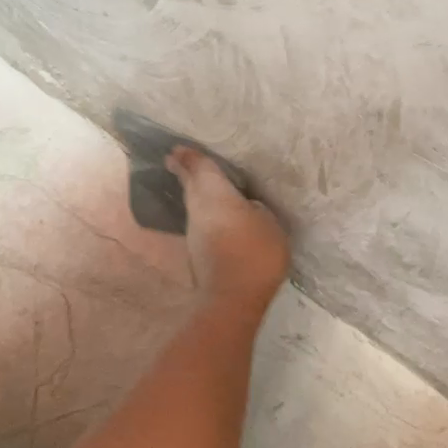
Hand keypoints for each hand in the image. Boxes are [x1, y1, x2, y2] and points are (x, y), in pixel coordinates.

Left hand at [166, 146, 288, 309]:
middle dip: (184, 171)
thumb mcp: (270, 225)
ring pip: (193, 205)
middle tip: (177, 159)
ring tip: (200, 186)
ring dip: (194, 194)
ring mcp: (194, 234)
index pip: (200, 168)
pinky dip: (205, 216)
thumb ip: (258, 211)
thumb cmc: (255, 254)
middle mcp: (199, 210)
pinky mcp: (197, 254)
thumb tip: (248, 209)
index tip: (179, 149)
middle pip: (189, 185)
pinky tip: (215, 218)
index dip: (191, 157)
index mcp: (216, 194)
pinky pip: (200, 224)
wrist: (232, 298)